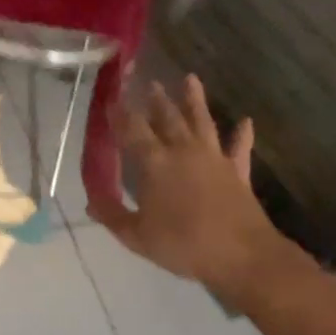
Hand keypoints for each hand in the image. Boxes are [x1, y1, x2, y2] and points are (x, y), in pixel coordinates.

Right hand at [89, 76, 296, 304]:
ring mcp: (213, 158)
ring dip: (195, 100)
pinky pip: (240, 148)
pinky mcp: (237, 172)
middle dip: (155, 99)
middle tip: (149, 82)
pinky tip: (246, 121)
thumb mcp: (137, 236)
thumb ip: (112, 216)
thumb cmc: (184, 244)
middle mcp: (183, 151)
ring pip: (201, 121)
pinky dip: (242, 135)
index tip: (111, 99)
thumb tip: (89, 203)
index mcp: (155, 162)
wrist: (242, 255)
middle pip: (167, 118)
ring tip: (190, 79)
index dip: (120, 114)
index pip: (132, 130)